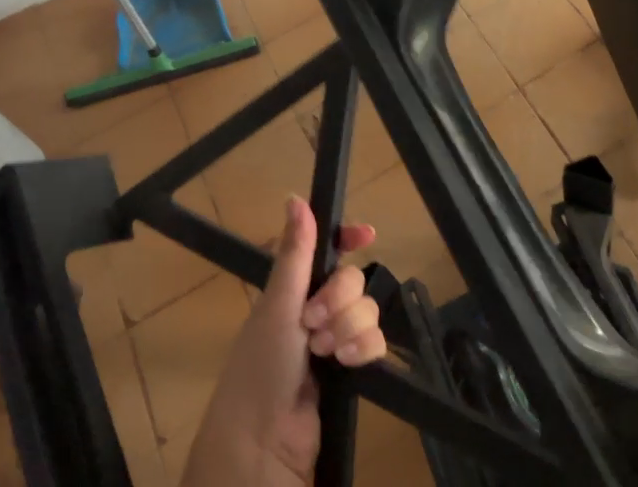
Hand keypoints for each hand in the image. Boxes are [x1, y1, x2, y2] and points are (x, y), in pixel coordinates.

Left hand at [184, 197, 384, 486]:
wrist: (266, 438)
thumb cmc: (261, 365)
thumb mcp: (277, 305)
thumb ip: (295, 253)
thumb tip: (296, 197)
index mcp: (292, 289)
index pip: (327, 250)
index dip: (348, 238)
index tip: (367, 234)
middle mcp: (314, 309)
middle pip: (353, 280)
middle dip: (340, 300)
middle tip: (313, 322)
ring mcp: (333, 338)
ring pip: (366, 311)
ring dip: (350, 329)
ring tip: (326, 353)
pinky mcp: (351, 367)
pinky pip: (376, 341)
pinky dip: (365, 349)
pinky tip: (348, 363)